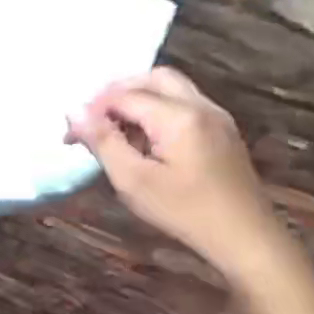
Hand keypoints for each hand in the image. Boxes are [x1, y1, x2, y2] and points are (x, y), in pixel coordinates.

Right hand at [67, 67, 291, 284]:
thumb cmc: (183, 212)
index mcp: (178, 116)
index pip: (125, 95)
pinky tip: (144, 140)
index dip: (92, 110)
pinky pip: (184, 104)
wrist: (243, 236)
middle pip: (153, 78)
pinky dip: (158, 109)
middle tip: (92, 121)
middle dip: (117, 93)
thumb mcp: (134, 181)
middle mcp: (200, 105)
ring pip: (171, 88)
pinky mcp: (222, 131)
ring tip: (114, 130)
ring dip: (138, 99)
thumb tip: (74, 111)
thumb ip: (104, 143)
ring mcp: (216, 116)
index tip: (70, 135)